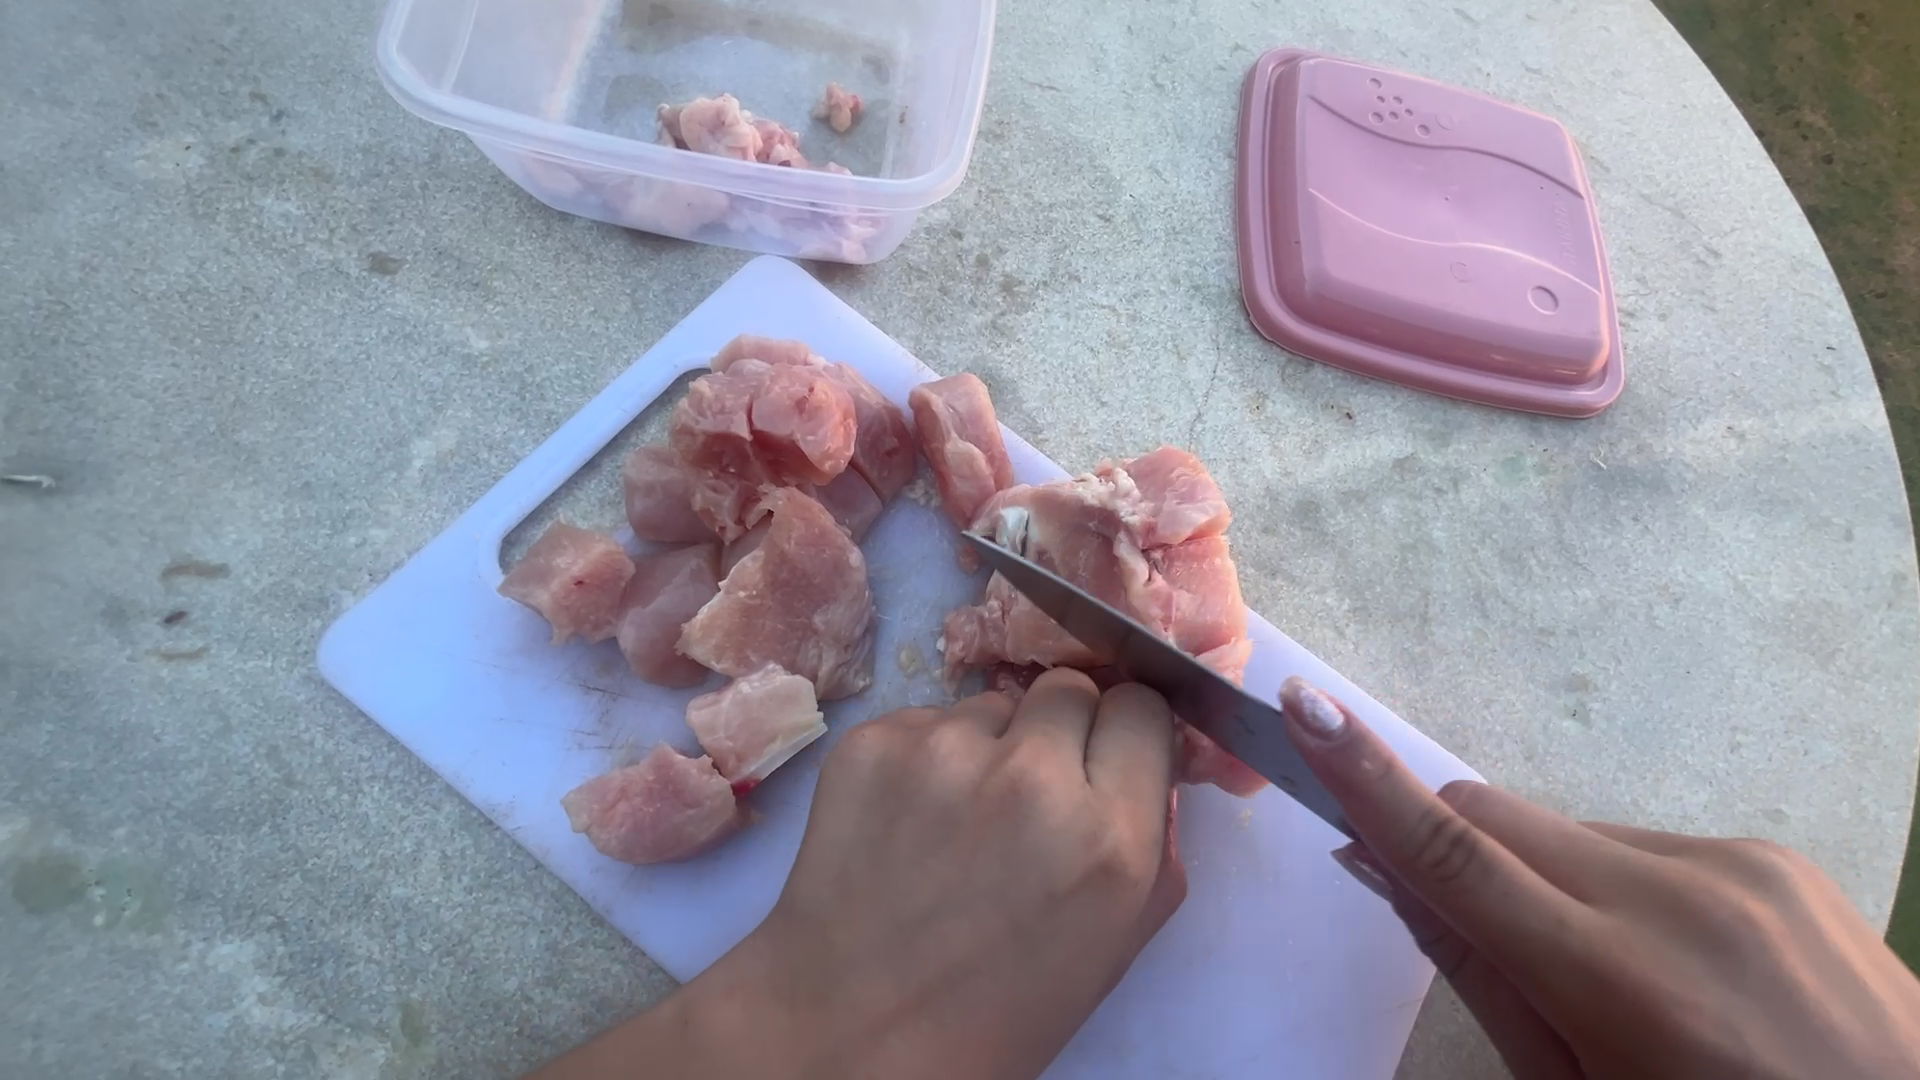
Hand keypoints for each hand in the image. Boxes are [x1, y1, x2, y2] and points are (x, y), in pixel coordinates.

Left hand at [530, 669, 1181, 1079]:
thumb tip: (1152, 762)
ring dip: (991, 731)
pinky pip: (928, 714)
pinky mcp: (872, 738)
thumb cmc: (999, 1006)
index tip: (1111, 740)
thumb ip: (1148, 839)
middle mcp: (1032, 771)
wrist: (848, 1034)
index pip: (1144, 705)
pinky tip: (905, 813)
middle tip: (1033, 772)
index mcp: (1110, 831)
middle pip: (1069, 678)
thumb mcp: (1113, 943)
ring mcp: (943, 746)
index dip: (1128, 722)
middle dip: (1063, 715)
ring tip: (958, 806)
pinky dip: (930, 748)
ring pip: (992, 691)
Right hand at [1279, 676, 1919, 1079]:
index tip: (1304, 709)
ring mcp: (1741, 867)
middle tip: (1471, 921)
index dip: (1365, 778)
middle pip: (1486, 815)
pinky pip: (1622, 840)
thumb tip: (1376, 861)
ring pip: (1550, 828)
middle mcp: (1685, 900)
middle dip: (1448, 846)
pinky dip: (1601, 880)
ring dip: (1531, 872)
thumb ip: (1472, 968)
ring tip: (1601, 964)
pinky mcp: (1772, 855)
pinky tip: (1667, 954)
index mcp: (1628, 986)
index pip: (1453, 853)